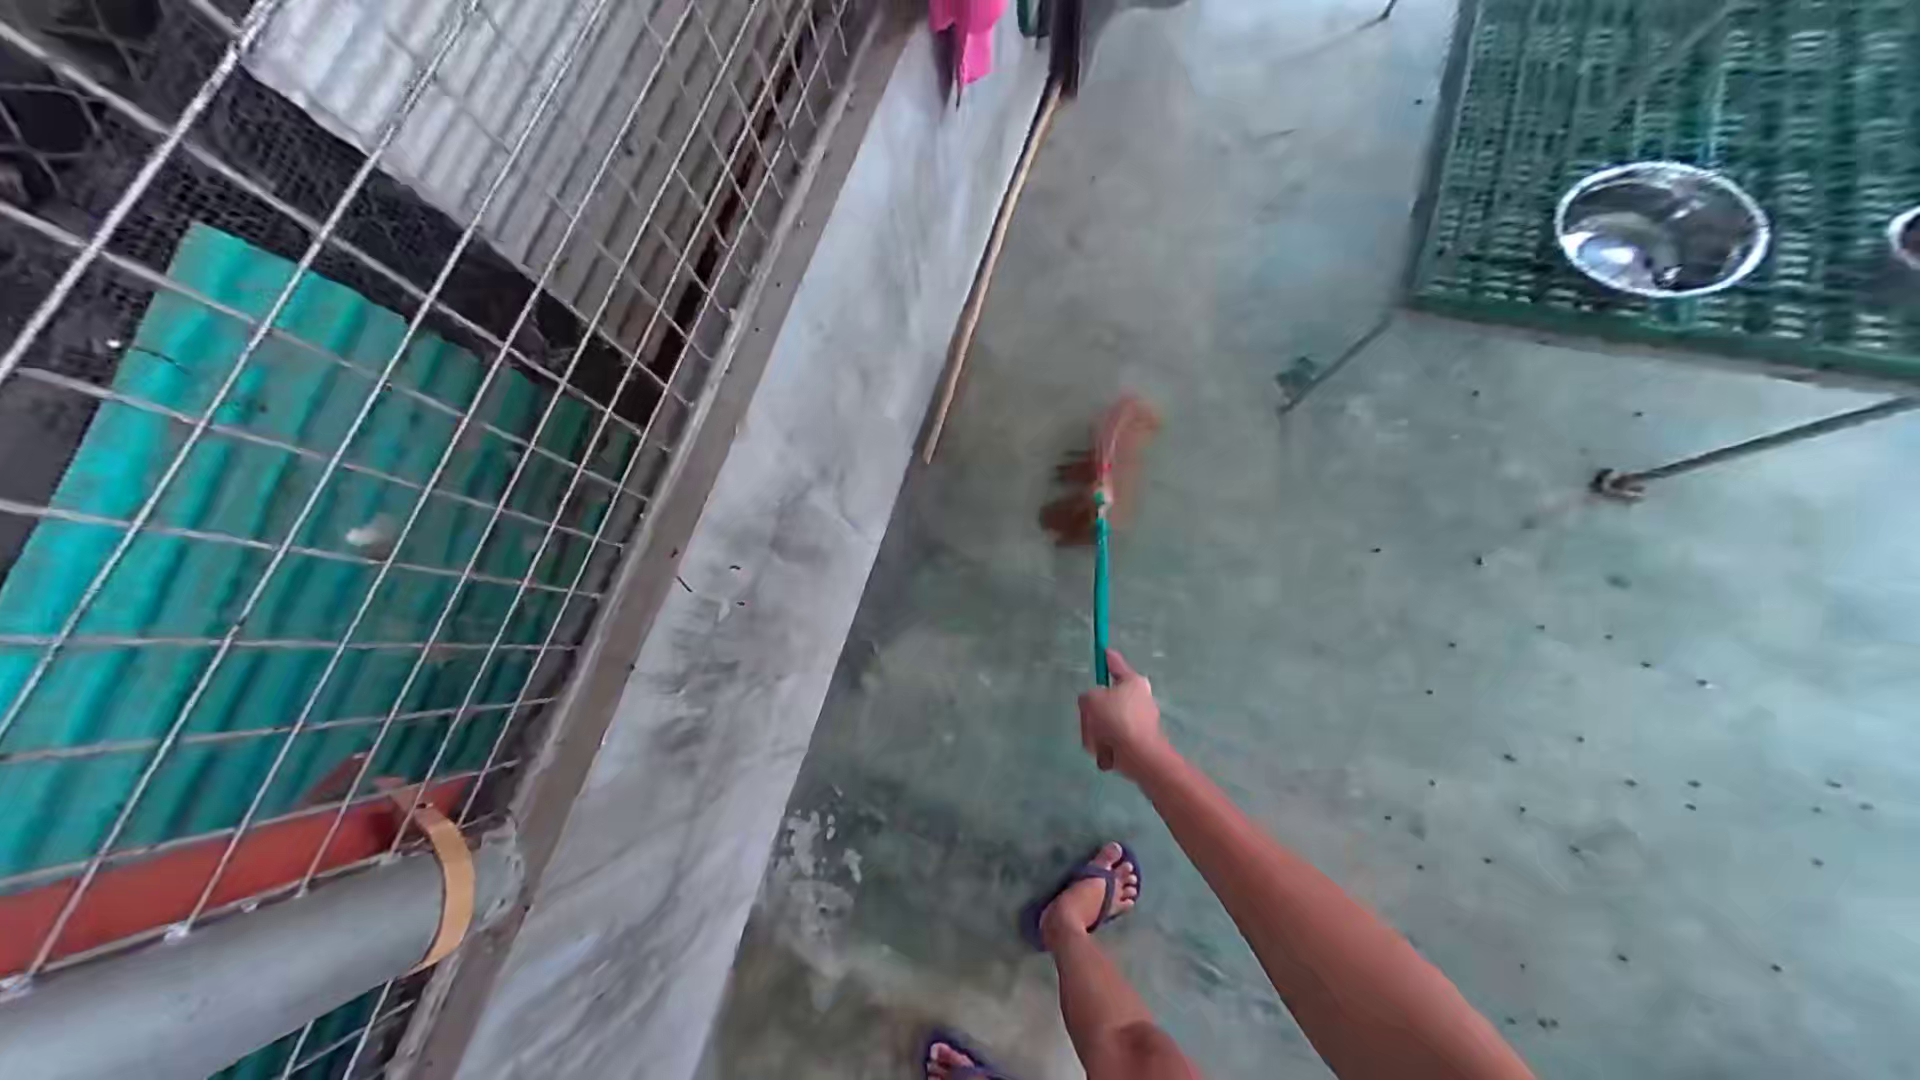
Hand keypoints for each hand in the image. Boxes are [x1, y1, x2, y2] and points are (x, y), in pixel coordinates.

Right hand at [1078, 649, 1171, 778]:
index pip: (1115, 664)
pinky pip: (1114, 739)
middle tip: (1090, 719)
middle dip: (1094, 712)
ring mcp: (1141, 720)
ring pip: (1107, 721)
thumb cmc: (1117, 720)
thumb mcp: (1091, 700)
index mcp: (1133, 682)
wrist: (1140, 757)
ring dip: (1097, 732)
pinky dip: (1106, 746)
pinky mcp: (1139, 741)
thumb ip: (1087, 697)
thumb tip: (1093, 706)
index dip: (1107, 657)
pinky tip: (1105, 752)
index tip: (1104, 651)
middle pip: (1107, 698)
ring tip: (1098, 740)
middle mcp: (1140, 698)